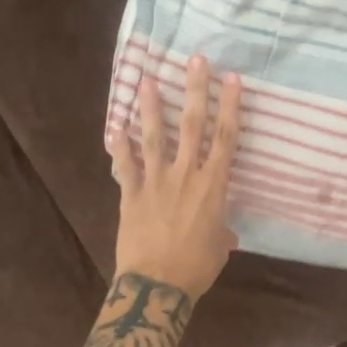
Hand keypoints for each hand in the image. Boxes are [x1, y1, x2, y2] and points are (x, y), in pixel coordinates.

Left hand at [108, 54, 242, 298]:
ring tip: (145, 80)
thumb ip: (221, 232)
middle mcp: (186, 175)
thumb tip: (224, 233)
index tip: (232, 79)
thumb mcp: (218, 248)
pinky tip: (114, 128)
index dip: (230, 107)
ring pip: (154, 137)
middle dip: (194, 91)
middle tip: (195, 60)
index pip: (226, 138)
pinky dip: (119, 147)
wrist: (157, 286)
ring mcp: (156, 182)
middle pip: (192, 125)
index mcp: (213, 186)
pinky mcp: (131, 194)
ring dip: (150, 108)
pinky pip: (125, 166)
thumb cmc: (197, 268)